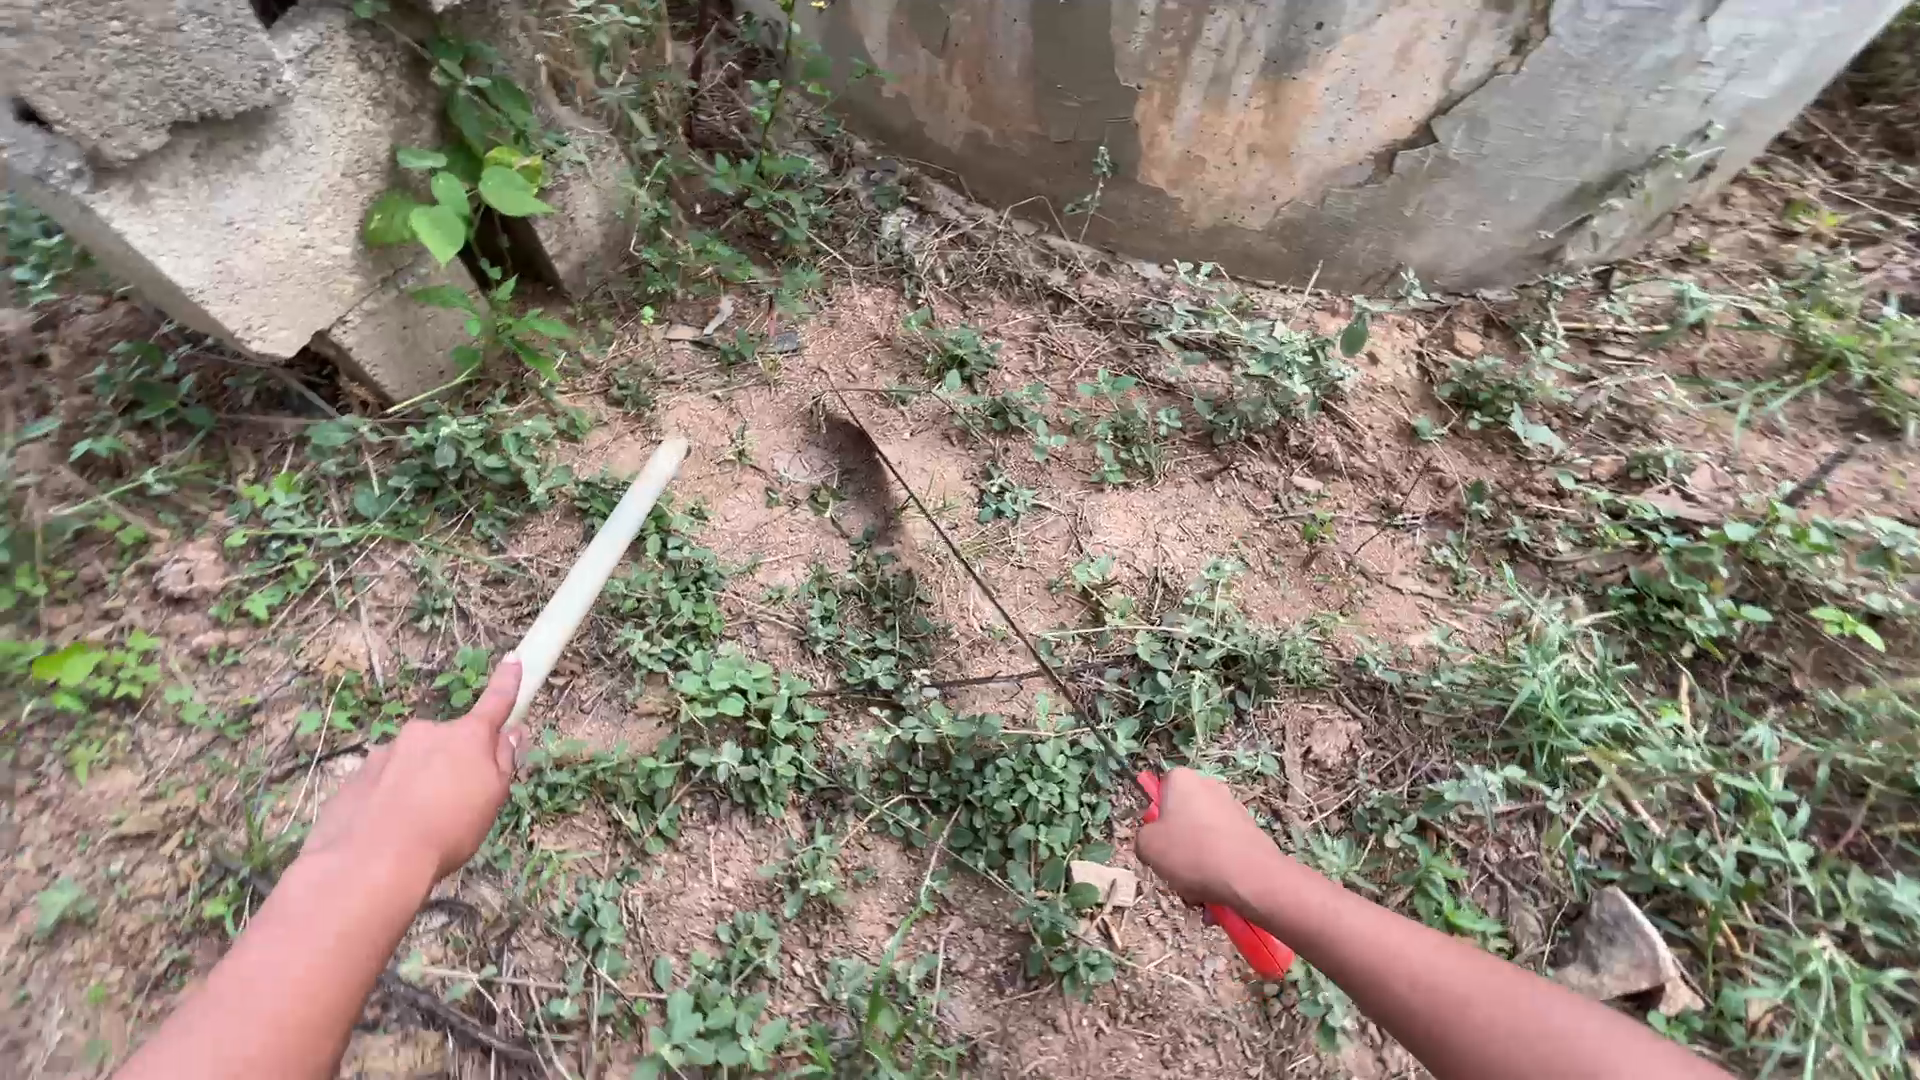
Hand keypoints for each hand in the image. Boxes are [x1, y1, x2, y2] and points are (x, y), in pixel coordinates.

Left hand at [303, 656, 524, 883]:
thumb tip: (509, 734)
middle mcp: (426, 733)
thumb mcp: (494, 797)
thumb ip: (503, 761)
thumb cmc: (447, 828)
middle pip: (449, 742)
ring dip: (419, 783)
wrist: (367, 864)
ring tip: (418, 826)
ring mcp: (386, 753)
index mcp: (467, 736)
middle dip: (454, 762)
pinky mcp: (353, 778)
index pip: (496, 702)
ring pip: (413, 763)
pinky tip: (389, 831)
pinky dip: (390, 800)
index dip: (508, 681)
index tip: (513, 659)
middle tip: (458, 802)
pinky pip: (382, 783)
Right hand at [1136, 767, 1292, 907]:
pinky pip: (1224, 849)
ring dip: (1198, 862)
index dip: (1157, 819)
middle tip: (1176, 870)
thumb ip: (1142, 838)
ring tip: (1198, 890)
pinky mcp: (1251, 831)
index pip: (1161, 791)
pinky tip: (1217, 892)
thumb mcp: (1147, 846)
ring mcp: (1233, 808)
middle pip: (1183, 817)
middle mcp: (1209, 786)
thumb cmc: (1191, 853)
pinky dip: (1218, 868)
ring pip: (1203, 837)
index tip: (1160, 842)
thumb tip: (1153, 842)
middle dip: (1179, 846)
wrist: (1251, 878)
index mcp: (1182, 780)